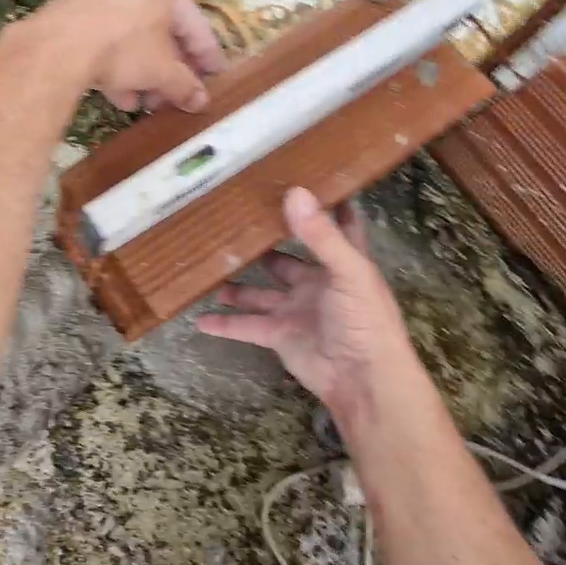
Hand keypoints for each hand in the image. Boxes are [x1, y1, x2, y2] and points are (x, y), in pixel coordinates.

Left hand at [25, 0, 226, 111]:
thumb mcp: (162, 71)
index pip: (197, 26)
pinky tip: (119, 98)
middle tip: (175, 101)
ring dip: (144, 77)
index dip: (208, 58)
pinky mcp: (78, 18)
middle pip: (164, 35)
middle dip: (170, 73)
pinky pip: (109, 44)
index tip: (215, 80)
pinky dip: (119, 70)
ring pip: (135, 42)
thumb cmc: (124, 49)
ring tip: (144, 106)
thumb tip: (200, 102)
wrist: (59, 45)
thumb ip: (185, 86)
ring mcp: (104, 0)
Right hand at [198, 187, 406, 412]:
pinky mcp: (279, 335)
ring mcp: (295, 310)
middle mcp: (317, 283)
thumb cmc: (365, 320)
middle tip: (232, 226)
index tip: (302, 183)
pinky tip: (200, 318)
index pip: (336, 228)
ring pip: (259, 293)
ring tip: (208, 268)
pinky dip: (224, 324)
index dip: (324, 207)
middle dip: (263, 247)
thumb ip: (320, 235)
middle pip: (285, 260)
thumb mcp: (348, 271)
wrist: (362, 381)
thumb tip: (294, 193)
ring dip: (236, 285)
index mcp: (341, 264)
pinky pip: (246, 326)